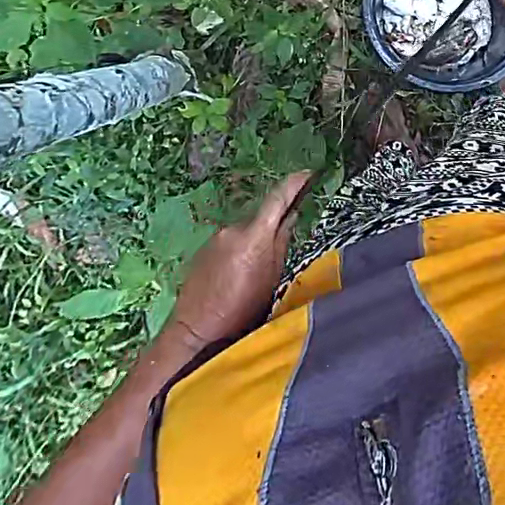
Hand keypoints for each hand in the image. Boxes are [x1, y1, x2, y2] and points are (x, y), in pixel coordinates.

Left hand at [167, 171, 312, 347]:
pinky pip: (231, 240)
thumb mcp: (273, 276)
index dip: (295, 183)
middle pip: (262, 215)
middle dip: (275, 221)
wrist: (195, 331)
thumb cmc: (241, 309)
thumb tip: (292, 216)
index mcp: (254, 234)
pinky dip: (241, 248)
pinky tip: (240, 271)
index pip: (278, 198)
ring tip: (260, 265)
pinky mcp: (204, 249)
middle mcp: (233, 228)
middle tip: (289, 236)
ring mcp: (216, 237)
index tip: (309, 174)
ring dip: (256, 238)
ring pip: (246, 229)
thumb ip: (282, 241)